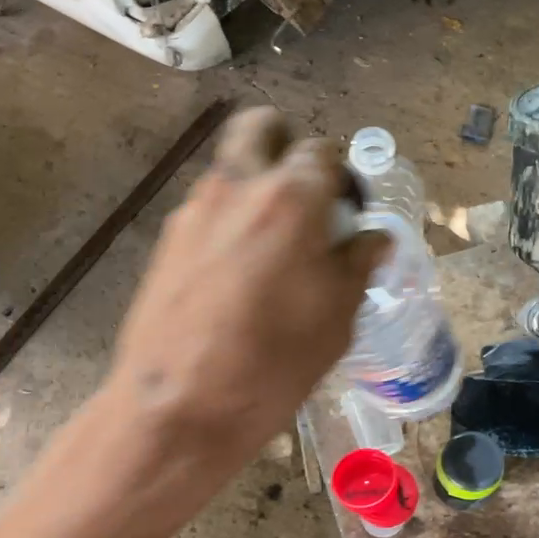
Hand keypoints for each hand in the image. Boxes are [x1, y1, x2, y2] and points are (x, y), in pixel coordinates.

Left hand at [109, 107, 388, 467]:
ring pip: (230, 173)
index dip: (344, 180)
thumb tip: (374, 237)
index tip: (350, 215)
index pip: (324, 153)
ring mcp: (192, 213)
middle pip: (262, 128)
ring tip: (273, 253)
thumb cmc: (273, 366)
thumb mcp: (336, 320)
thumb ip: (356, 266)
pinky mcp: (165, 245)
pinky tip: (237, 281)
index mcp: (290, 198)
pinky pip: (206, 215)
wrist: (177, 409)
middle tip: (306, 201)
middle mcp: (236, 188)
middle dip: (287, 149)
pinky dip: (228, 227)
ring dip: (255, 191)